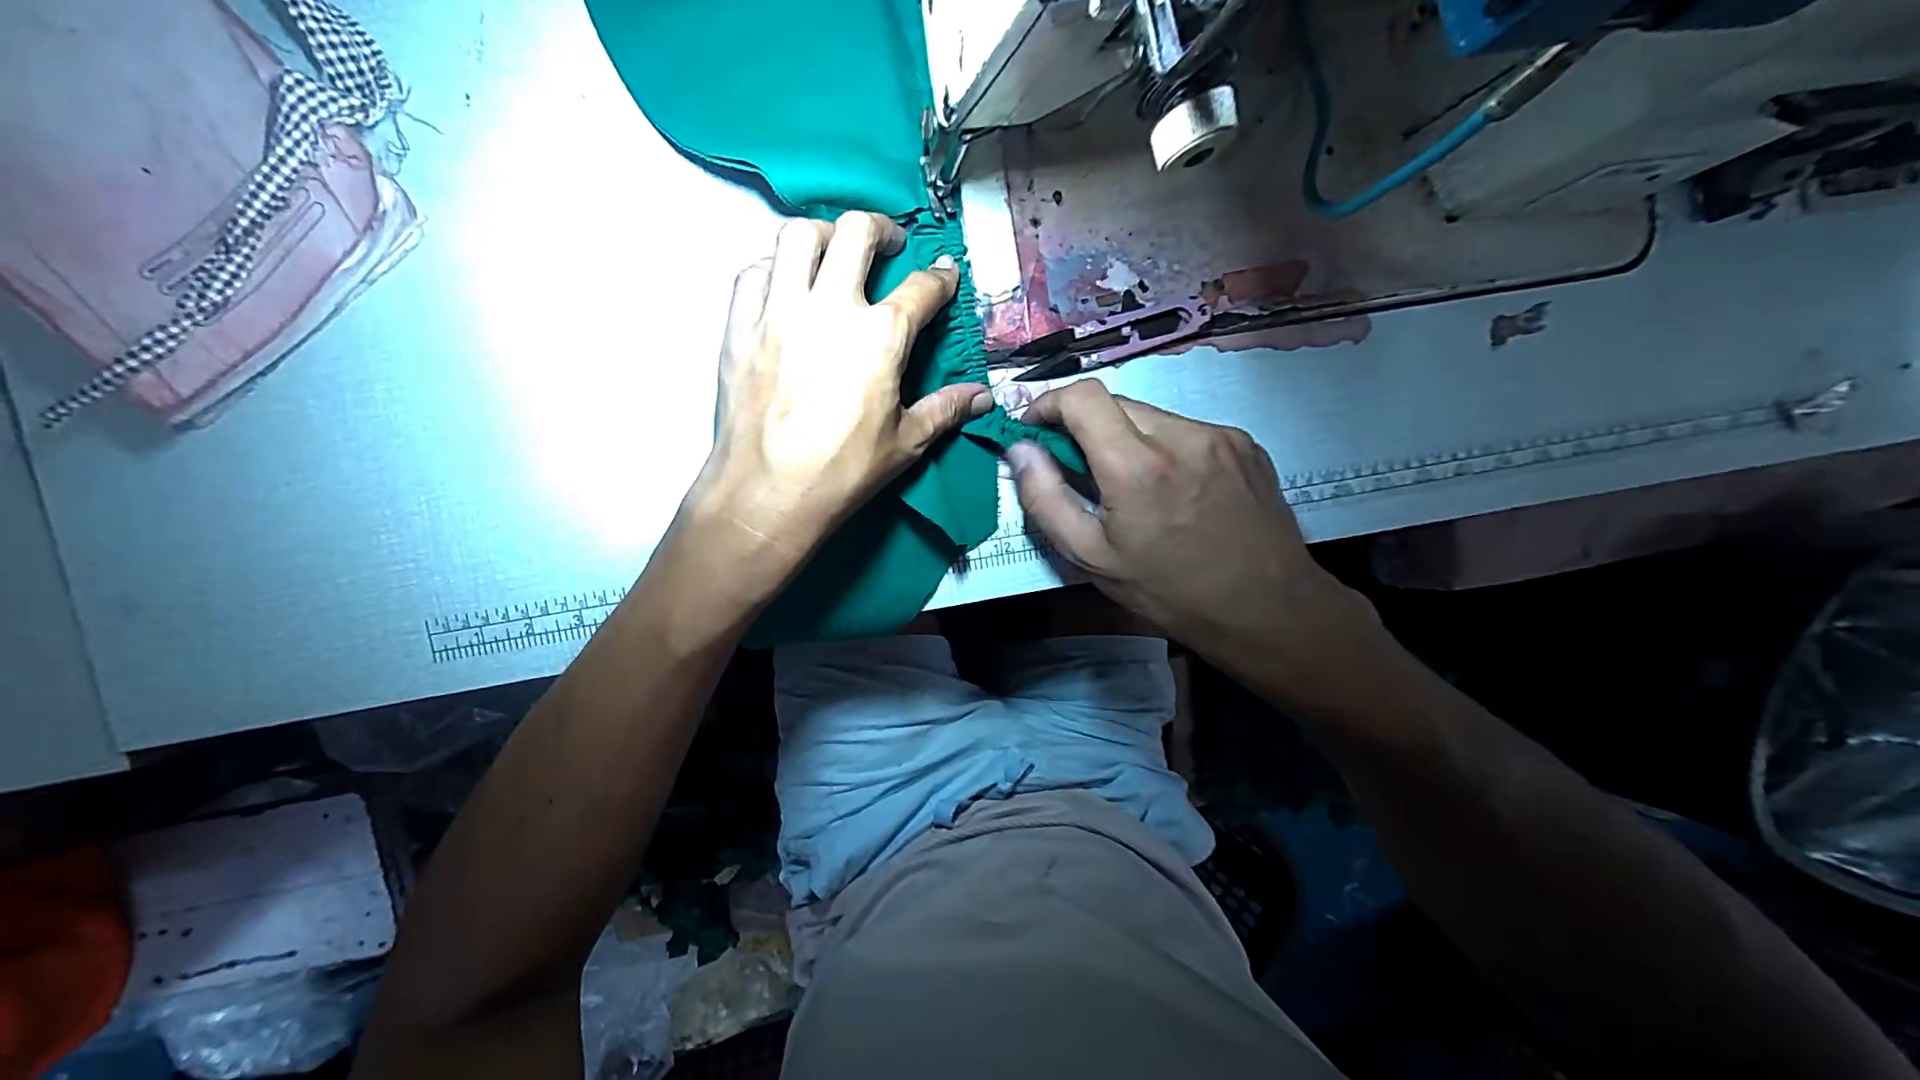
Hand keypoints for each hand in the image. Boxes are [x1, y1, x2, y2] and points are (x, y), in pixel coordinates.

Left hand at [689, 212, 990, 570]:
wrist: (767, 492)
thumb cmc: (842, 471)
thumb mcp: (906, 443)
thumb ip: (946, 409)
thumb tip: (984, 397)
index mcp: (880, 336)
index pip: (922, 288)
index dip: (941, 277)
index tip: (944, 273)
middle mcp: (830, 307)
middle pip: (856, 232)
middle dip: (881, 228)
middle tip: (888, 245)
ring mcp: (779, 311)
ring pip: (797, 236)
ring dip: (823, 236)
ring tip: (833, 254)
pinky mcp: (740, 325)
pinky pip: (754, 272)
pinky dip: (774, 268)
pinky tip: (785, 287)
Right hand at [1008, 380, 1383, 707]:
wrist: (1267, 609)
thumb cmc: (1169, 591)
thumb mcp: (1091, 558)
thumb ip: (1045, 498)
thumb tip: (1021, 451)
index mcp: (1137, 465)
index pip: (1082, 396)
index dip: (1049, 404)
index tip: (1035, 428)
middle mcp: (1181, 435)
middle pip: (1115, 402)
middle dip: (1085, 426)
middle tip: (1079, 466)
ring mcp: (1220, 435)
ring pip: (1152, 415)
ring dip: (1127, 437)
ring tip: (1133, 486)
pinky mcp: (1245, 443)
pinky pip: (1187, 430)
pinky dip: (1165, 447)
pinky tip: (1174, 488)